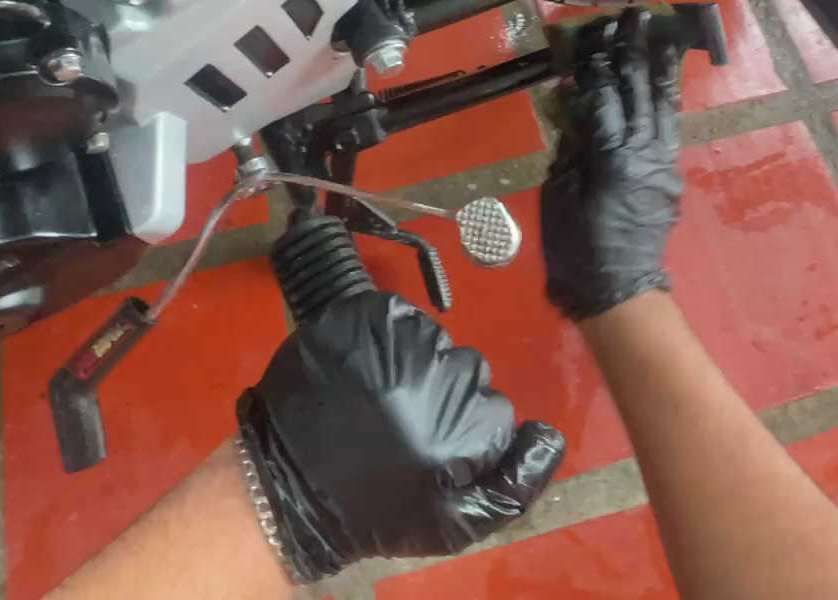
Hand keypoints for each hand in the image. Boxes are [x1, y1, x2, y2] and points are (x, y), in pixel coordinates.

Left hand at [235, 290, 565, 582]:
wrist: (287, 488)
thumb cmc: (376, 512)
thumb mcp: (454, 524)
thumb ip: (515, 486)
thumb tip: (550, 434)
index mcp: (458, 427)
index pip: (494, 407)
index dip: (467, 429)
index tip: (433, 448)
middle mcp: (431, 375)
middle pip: (467, 368)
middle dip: (445, 392)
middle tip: (405, 421)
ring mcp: (392, 338)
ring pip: (434, 339)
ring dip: (417, 361)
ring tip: (381, 396)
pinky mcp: (360, 315)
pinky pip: (396, 313)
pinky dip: (388, 334)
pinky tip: (366, 367)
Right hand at [540, 6, 684, 320]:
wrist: (618, 290)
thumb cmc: (576, 247)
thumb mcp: (559, 193)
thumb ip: (572, 146)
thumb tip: (577, 104)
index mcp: (612, 158)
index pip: (605, 96)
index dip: (599, 62)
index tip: (598, 31)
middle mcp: (645, 154)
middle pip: (640, 92)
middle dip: (635, 52)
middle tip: (635, 17)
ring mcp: (664, 164)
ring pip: (664, 106)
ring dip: (660, 68)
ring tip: (661, 35)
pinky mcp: (670, 176)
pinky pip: (668, 128)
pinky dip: (665, 100)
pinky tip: (662, 81)